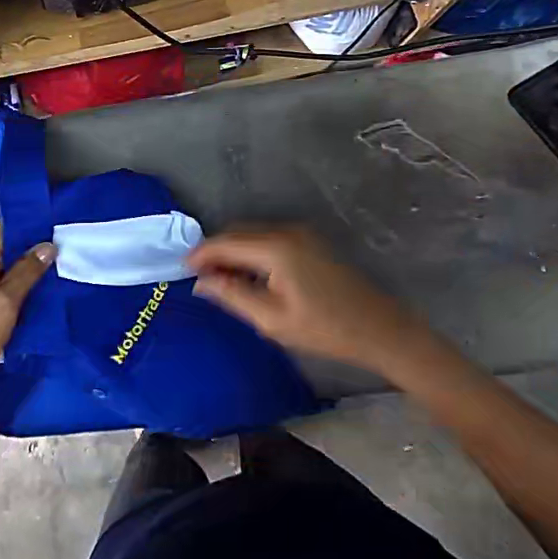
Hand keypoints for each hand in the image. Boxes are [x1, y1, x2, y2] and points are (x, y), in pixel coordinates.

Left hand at [0, 226, 54, 399]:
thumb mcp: (6, 300)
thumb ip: (28, 270)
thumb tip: (48, 245)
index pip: (6, 230)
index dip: (32, 226)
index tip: (59, 223)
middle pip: (10, 251)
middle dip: (36, 250)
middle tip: (69, 245)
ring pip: (11, 272)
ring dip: (33, 272)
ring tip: (64, 265)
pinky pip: (8, 290)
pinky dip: (25, 289)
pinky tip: (47, 290)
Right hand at [187, 229, 435, 374]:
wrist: (377, 327)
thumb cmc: (324, 328)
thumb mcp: (271, 319)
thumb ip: (233, 295)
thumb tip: (202, 282)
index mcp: (276, 247)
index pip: (226, 242)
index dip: (201, 254)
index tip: (180, 270)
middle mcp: (288, 231)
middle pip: (240, 233)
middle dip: (216, 251)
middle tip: (199, 279)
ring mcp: (303, 233)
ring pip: (255, 235)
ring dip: (235, 252)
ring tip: (220, 281)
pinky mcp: (312, 242)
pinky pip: (271, 240)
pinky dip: (254, 253)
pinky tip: (249, 276)